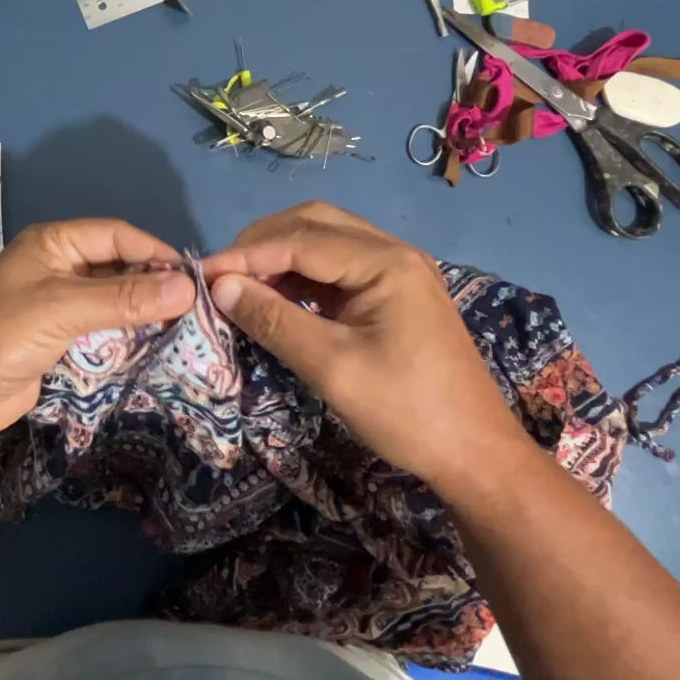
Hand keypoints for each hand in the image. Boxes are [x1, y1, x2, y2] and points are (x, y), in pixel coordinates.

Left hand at [0, 220, 194, 443]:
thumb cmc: (4, 335)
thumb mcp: (64, 308)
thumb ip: (124, 298)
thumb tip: (187, 288)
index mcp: (52, 242)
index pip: (115, 234)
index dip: (154, 252)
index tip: (192, 276)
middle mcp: (56, 265)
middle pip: (115, 265)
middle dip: (151, 282)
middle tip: (192, 305)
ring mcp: (56, 301)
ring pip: (110, 297)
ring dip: (140, 309)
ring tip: (182, 326)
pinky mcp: (58, 335)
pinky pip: (101, 325)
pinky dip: (125, 332)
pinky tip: (152, 344)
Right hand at [201, 202, 528, 487]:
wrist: (477, 457)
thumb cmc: (406, 412)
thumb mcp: (331, 367)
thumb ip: (273, 320)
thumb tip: (220, 286)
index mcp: (385, 263)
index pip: (299, 240)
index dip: (245, 255)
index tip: (201, 274)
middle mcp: (393, 252)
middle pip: (313, 223)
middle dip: (262, 244)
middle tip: (223, 275)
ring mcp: (397, 270)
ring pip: (324, 239)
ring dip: (280, 255)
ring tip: (243, 285)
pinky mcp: (394, 292)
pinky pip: (337, 265)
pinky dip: (302, 273)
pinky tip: (278, 297)